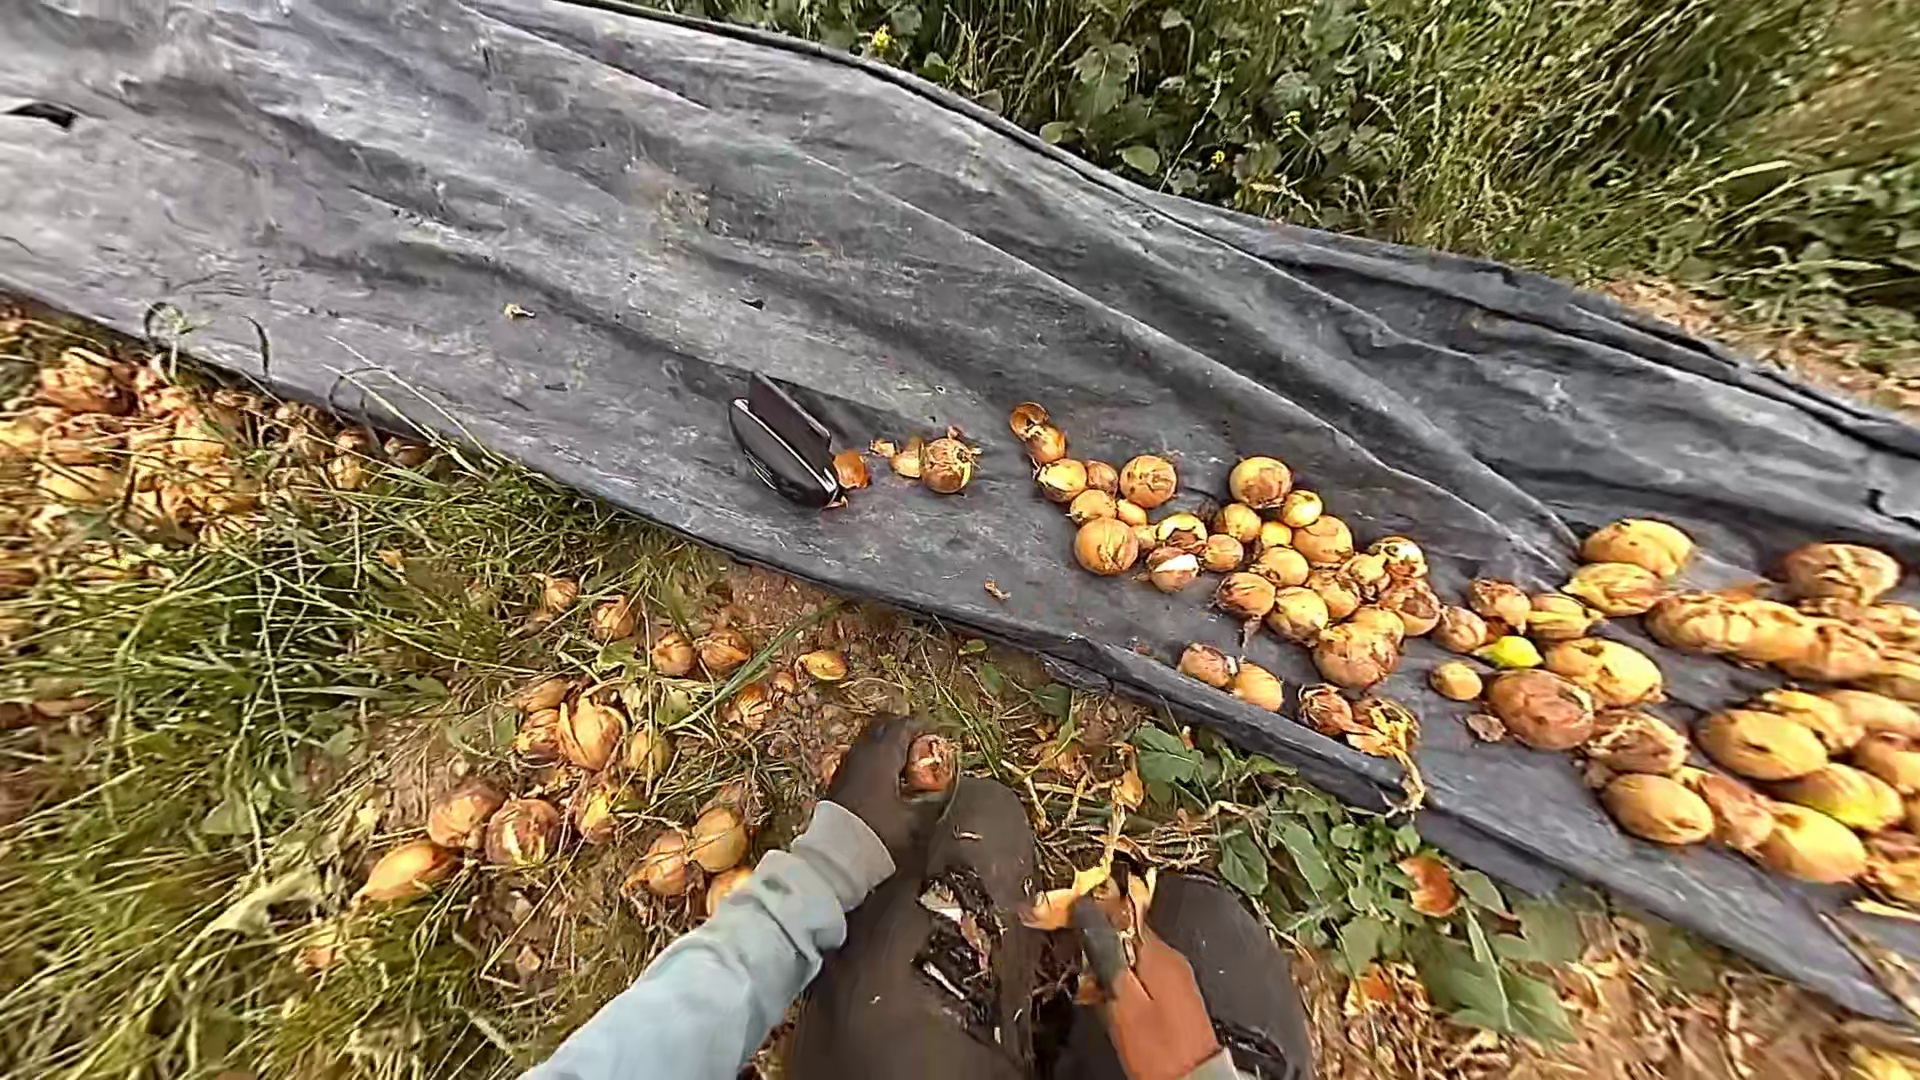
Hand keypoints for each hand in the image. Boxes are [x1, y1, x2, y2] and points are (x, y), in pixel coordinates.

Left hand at [825, 714, 941, 860]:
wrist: (834, 855)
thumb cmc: (877, 833)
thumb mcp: (913, 820)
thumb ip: (931, 801)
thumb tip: (941, 791)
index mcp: (882, 753)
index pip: (904, 725)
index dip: (922, 728)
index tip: (935, 737)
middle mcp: (862, 751)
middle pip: (883, 726)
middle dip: (902, 730)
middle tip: (920, 745)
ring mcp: (847, 764)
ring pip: (870, 740)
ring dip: (887, 745)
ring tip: (905, 764)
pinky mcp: (838, 779)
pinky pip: (861, 756)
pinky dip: (875, 759)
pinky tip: (885, 780)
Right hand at [1103, 926, 1220, 1079]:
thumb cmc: (1157, 1048)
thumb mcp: (1123, 1001)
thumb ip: (1108, 958)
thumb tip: (1092, 918)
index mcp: (1159, 952)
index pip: (1122, 917)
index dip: (1098, 924)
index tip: (1082, 939)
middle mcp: (1172, 958)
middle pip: (1129, 939)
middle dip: (1108, 954)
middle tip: (1094, 982)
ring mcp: (1179, 978)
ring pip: (1138, 960)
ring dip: (1119, 974)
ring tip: (1108, 1000)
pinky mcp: (1181, 998)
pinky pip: (1149, 979)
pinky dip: (1134, 988)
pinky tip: (1127, 1011)